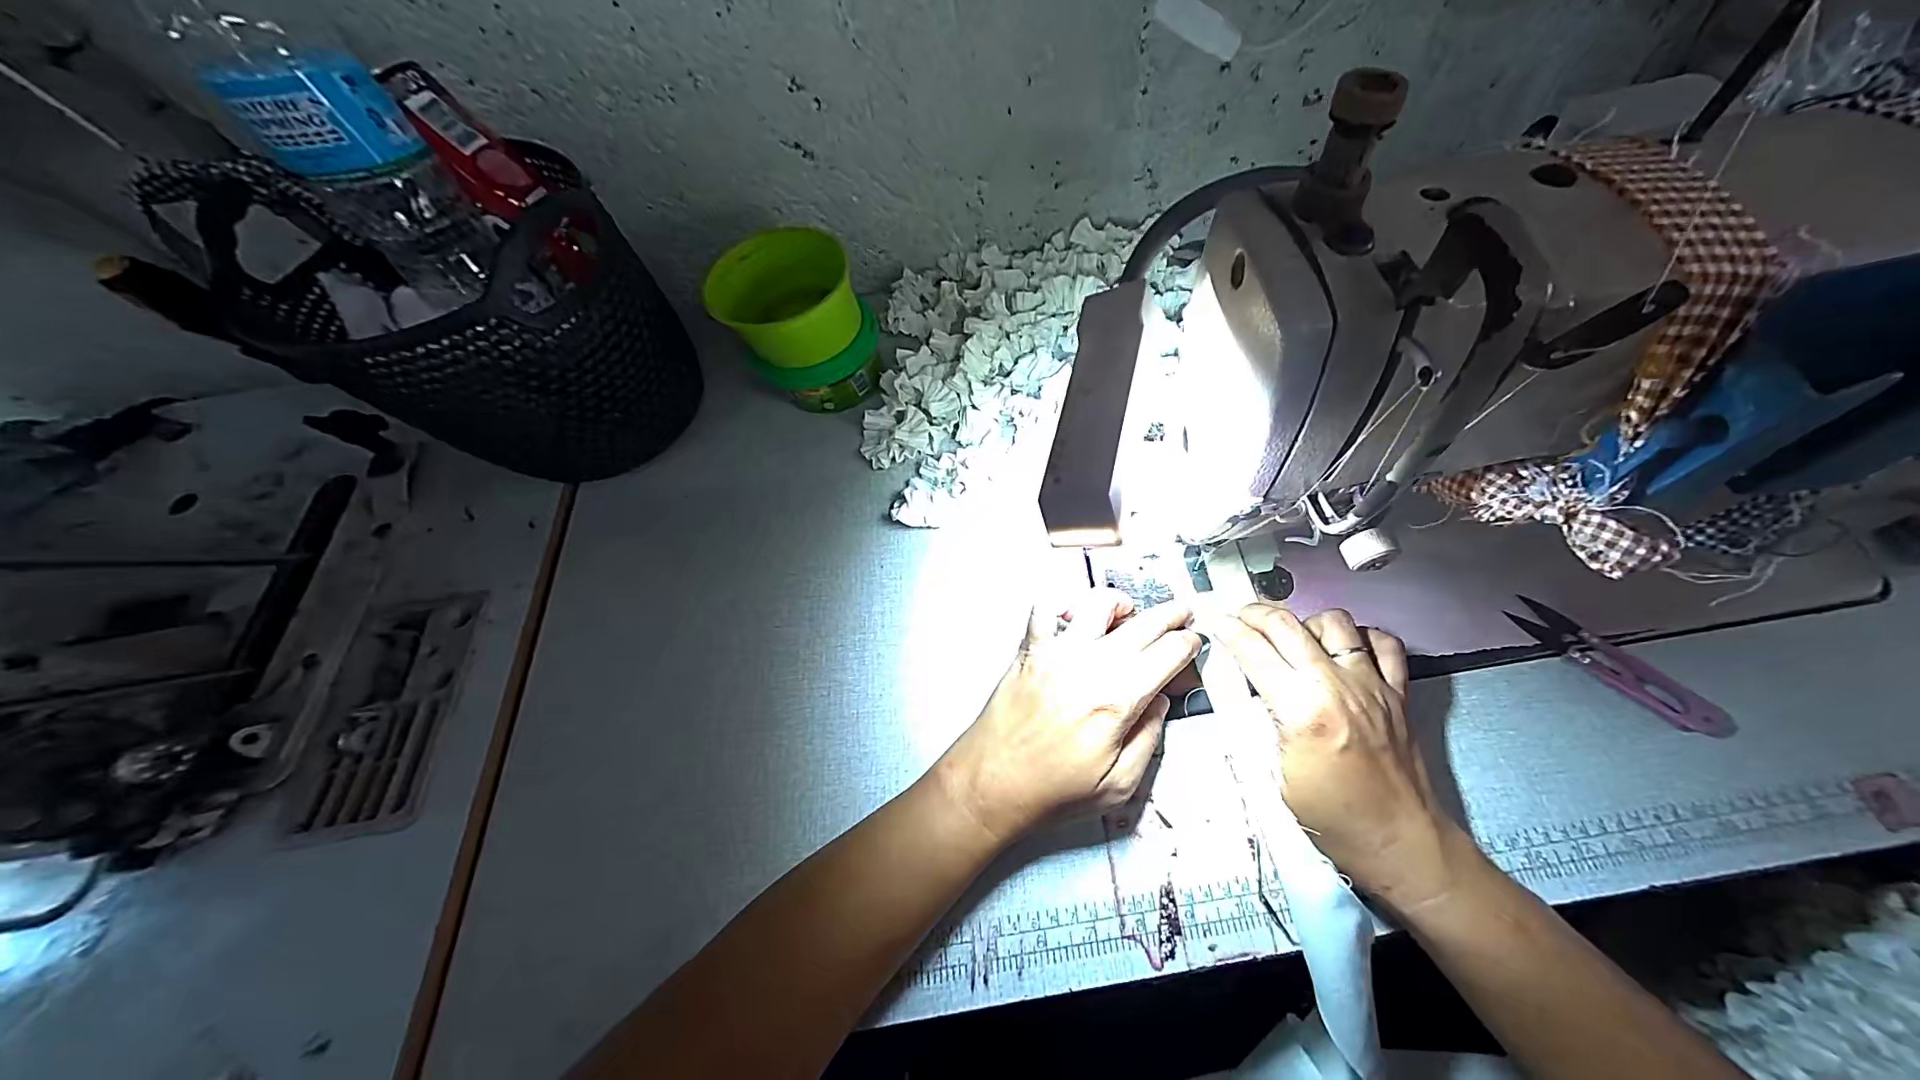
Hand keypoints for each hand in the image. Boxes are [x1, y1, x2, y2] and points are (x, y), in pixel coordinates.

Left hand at [933, 589, 1202, 845]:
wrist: (991, 783)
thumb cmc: (1051, 791)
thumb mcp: (1118, 784)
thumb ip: (1148, 737)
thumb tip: (1160, 701)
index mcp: (1117, 699)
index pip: (1168, 652)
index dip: (1188, 644)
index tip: (1193, 643)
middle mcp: (1088, 666)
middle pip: (1142, 622)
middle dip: (1169, 614)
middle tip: (1180, 614)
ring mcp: (1055, 653)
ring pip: (1096, 603)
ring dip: (1120, 602)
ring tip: (1129, 611)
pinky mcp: (1029, 651)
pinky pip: (1045, 608)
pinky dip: (1063, 602)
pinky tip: (1075, 614)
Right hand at [1210, 603, 1475, 911]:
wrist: (1401, 843)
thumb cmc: (1335, 819)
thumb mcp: (1275, 774)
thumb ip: (1261, 723)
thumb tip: (1247, 691)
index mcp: (1302, 710)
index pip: (1254, 650)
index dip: (1228, 630)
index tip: (1215, 622)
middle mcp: (1338, 687)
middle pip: (1287, 625)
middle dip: (1255, 614)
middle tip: (1240, 617)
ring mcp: (1372, 685)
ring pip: (1334, 622)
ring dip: (1304, 622)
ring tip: (1291, 635)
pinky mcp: (1398, 693)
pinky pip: (1383, 643)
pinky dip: (1360, 636)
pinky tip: (1343, 647)